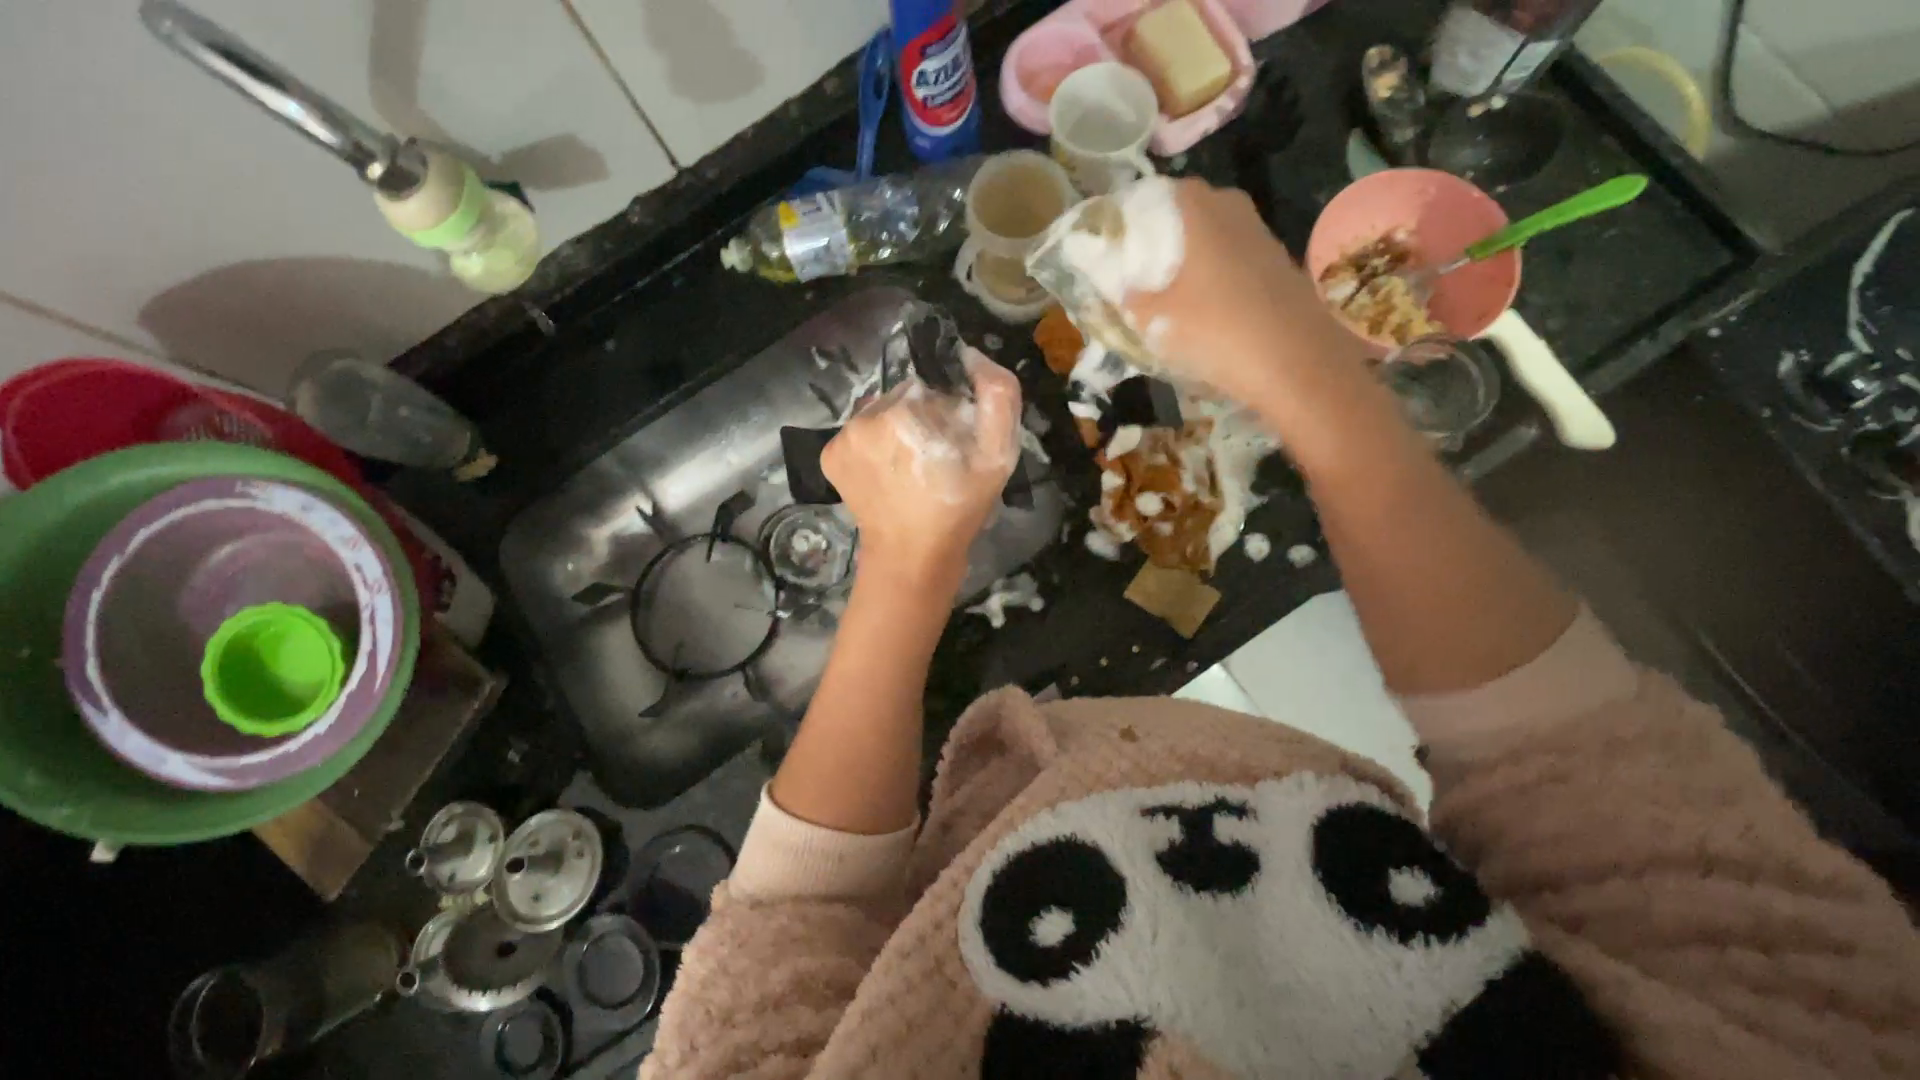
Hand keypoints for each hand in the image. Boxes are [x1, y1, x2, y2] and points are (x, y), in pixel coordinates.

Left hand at [823, 348, 1020, 593]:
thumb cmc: (959, 508)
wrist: (913, 558)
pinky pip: (857, 436)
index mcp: (905, 409)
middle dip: (921, 419)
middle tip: (936, 459)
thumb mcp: (997, 454)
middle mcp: (866, 416)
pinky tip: (888, 475)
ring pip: (879, 415)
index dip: (950, 412)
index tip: (956, 444)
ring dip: (895, 432)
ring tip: (910, 469)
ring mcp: (841, 437)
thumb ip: (997, 395)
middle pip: (903, 398)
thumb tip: (972, 356)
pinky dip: (872, 448)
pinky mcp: (829, 457)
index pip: (933, 387)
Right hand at [1124, 178, 1363, 404]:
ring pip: (1221, 236)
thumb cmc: (1216, 330)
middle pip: (1195, 211)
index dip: (1139, 212)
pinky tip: (1212, 307)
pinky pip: (1241, 262)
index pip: (1162, 192)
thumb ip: (1132, 300)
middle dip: (1170, 232)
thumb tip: (1124, 291)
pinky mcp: (1283, 269)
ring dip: (1199, 256)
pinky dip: (1223, 276)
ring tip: (1174, 288)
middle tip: (1146, 263)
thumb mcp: (1156, 321)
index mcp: (1200, 211)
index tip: (1121, 237)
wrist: (1296, 363)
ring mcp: (1265, 239)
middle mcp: (1235, 212)